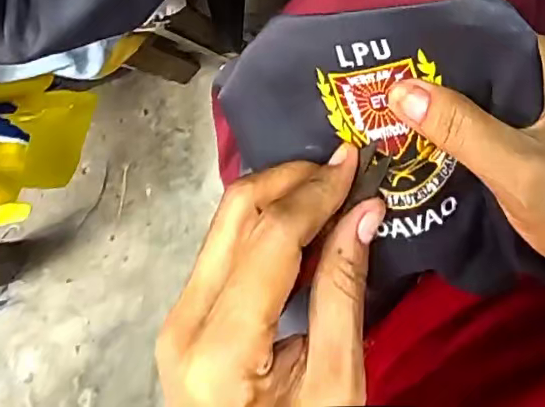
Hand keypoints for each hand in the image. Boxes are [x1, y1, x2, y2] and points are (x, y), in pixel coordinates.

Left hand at [157, 148, 386, 406]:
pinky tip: (309, 221)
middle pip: (238, 211)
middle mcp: (184, 323)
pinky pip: (228, 243)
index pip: (273, 234)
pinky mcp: (188, 319)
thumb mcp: (335, 382)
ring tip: (334, 190)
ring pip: (229, 220)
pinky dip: (271, 217)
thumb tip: (366, 208)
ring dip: (284, 192)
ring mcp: (179, 320)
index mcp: (220, 348)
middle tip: (345, 170)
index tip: (357, 162)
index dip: (319, 189)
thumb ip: (344, 289)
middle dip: (296, 176)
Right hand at [386, 36, 544, 292]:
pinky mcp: (526, 139)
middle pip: (480, 63)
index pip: (489, 32)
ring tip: (386, 103)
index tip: (395, 44)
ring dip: (443, 101)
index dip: (444, 37)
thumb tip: (400, 89)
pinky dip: (456, 127)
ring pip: (480, 94)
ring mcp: (534, 111)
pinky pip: (483, 121)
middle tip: (379, 77)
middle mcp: (541, 79)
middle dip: (435, 70)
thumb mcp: (514, 164)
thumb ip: (462, 128)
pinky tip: (419, 137)